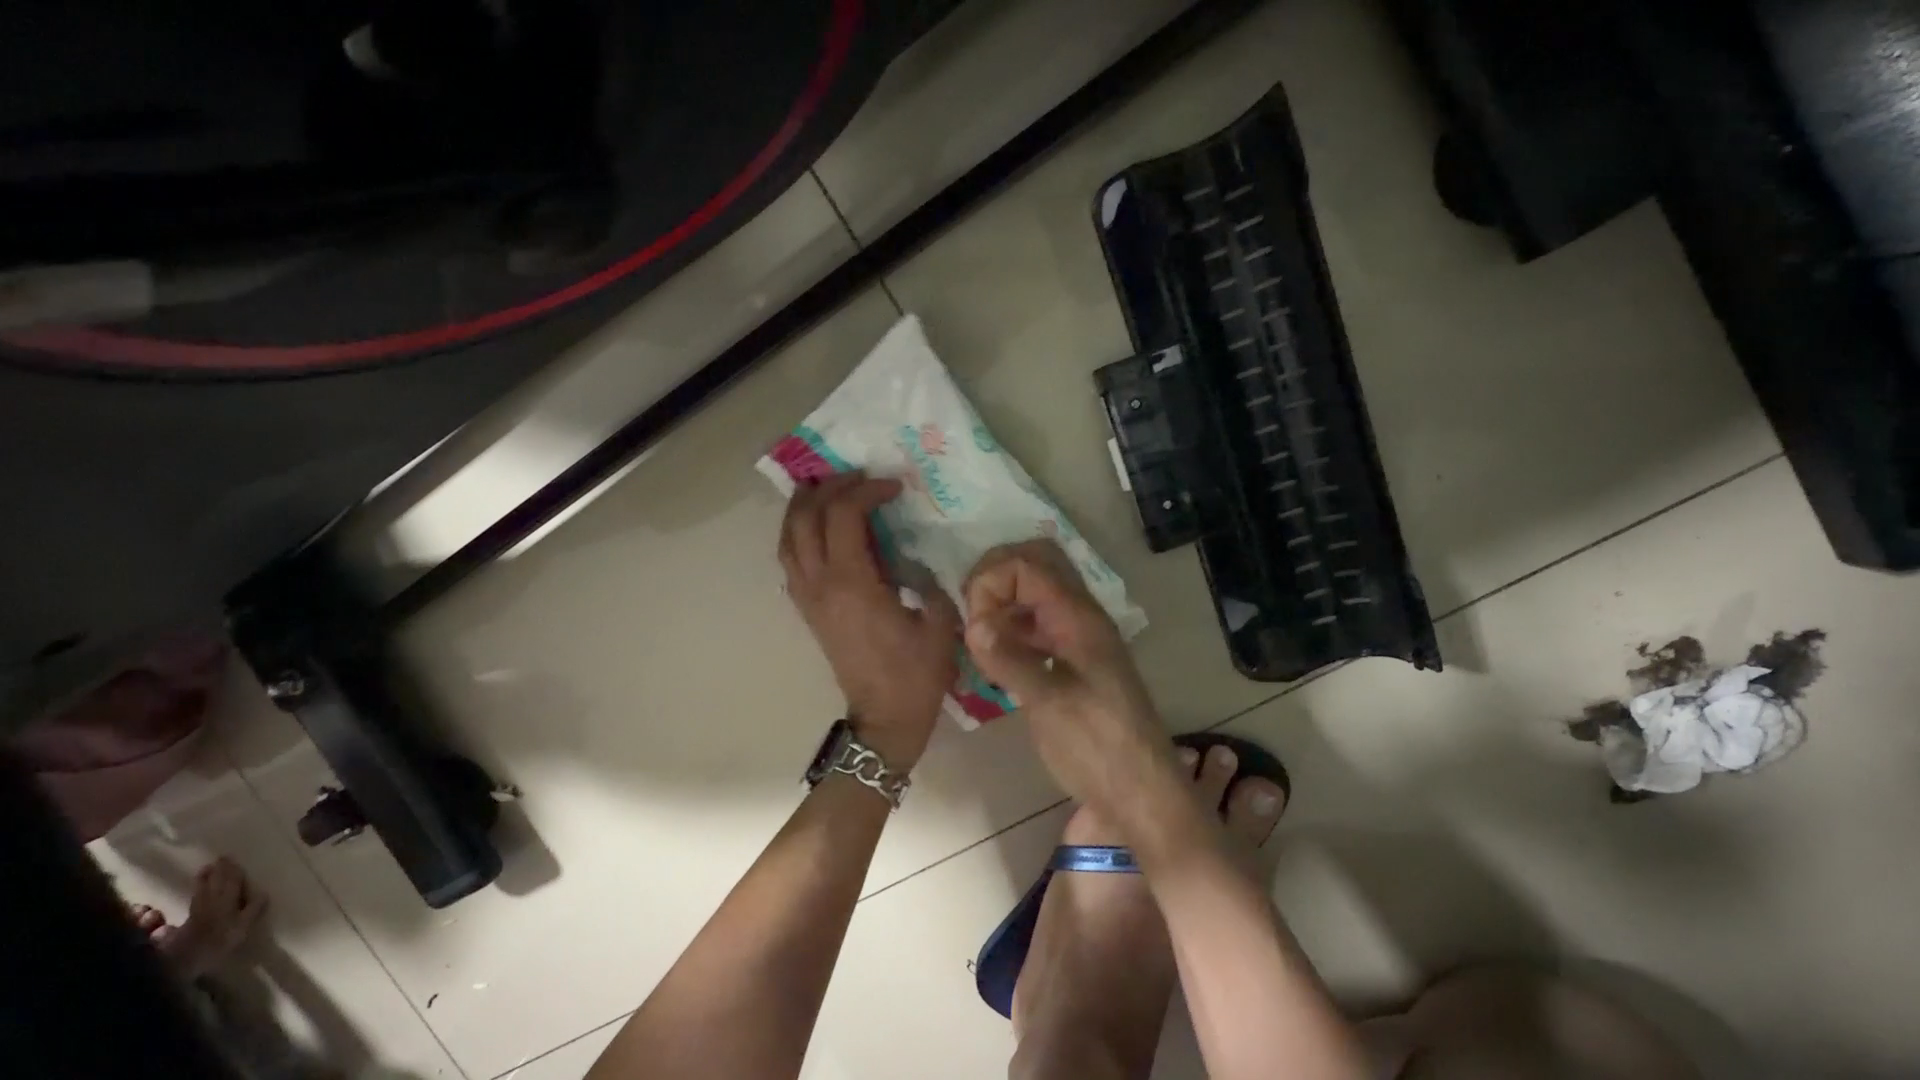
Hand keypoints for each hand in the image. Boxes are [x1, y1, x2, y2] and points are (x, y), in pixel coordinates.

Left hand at [780, 472, 960, 768]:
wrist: (885, 718)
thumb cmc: (915, 673)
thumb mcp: (938, 621)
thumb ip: (927, 578)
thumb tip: (915, 555)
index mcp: (852, 582)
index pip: (844, 514)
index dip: (867, 490)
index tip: (893, 487)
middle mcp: (820, 584)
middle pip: (806, 517)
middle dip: (829, 488)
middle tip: (857, 477)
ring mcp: (808, 597)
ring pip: (788, 537)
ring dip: (805, 507)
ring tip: (828, 490)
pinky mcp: (807, 610)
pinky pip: (791, 560)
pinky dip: (799, 534)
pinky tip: (820, 529)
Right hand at [962, 540, 1172, 815]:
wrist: (1141, 794)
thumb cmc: (1097, 748)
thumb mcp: (1048, 704)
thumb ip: (1009, 659)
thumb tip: (972, 624)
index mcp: (1078, 618)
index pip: (1028, 563)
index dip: (991, 580)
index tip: (973, 622)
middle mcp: (1081, 619)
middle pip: (1037, 567)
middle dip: (996, 577)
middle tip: (971, 614)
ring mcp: (1080, 641)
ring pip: (1037, 596)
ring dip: (1004, 604)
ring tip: (978, 639)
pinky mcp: (1075, 665)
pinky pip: (1040, 627)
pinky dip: (1014, 631)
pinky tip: (995, 660)